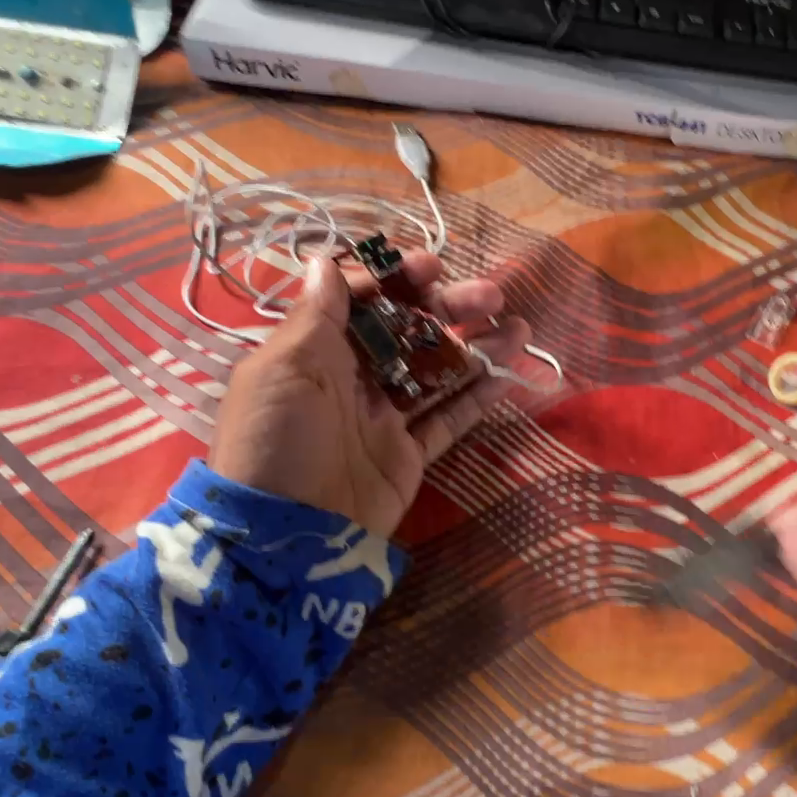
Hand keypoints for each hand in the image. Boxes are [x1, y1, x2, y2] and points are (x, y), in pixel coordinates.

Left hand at [209, 251, 533, 538]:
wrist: (284, 536)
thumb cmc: (277, 441)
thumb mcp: (282, 371)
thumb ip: (314, 318)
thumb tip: (324, 260)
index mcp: (317, 353)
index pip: (362, 302)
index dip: (396, 280)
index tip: (432, 267)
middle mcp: (353, 379)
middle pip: (409, 333)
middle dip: (450, 309)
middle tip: (493, 294)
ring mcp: (384, 418)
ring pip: (437, 372)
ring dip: (477, 348)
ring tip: (519, 328)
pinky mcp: (409, 455)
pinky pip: (448, 419)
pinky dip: (478, 397)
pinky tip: (508, 374)